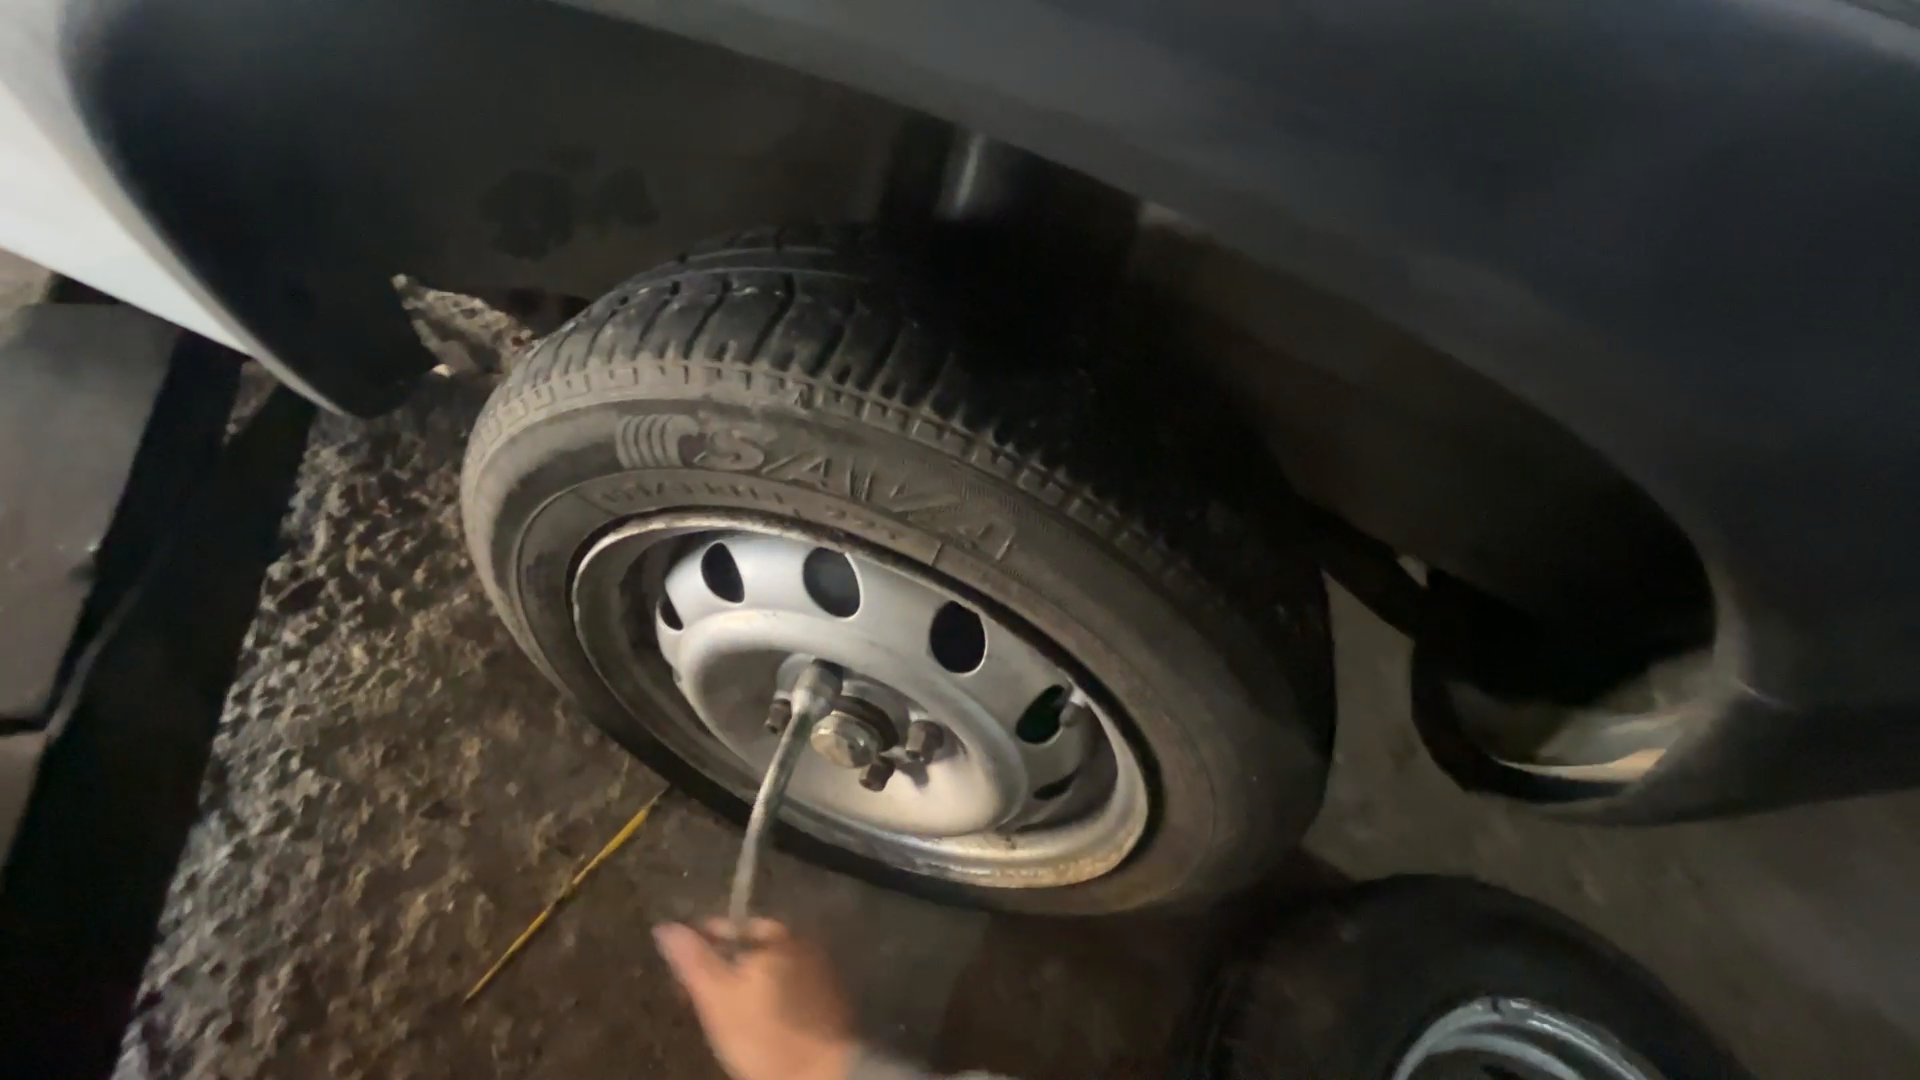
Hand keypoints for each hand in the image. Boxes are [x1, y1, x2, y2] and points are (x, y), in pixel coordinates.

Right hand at [654, 918, 858, 1079]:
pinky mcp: (826, 998)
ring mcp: (818, 969)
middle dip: (722, 966)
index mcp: (777, 935)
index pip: (731, 927)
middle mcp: (801, 943)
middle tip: (695, 995)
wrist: (822, 1075)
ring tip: (720, 1013)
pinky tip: (754, 1023)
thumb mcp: (718, 999)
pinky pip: (788, 987)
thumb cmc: (763, 1036)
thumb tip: (664, 927)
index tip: (681, 972)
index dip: (702, 945)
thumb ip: (692, 960)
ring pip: (769, 968)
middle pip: (751, 947)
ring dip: (744, 983)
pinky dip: (767, 997)